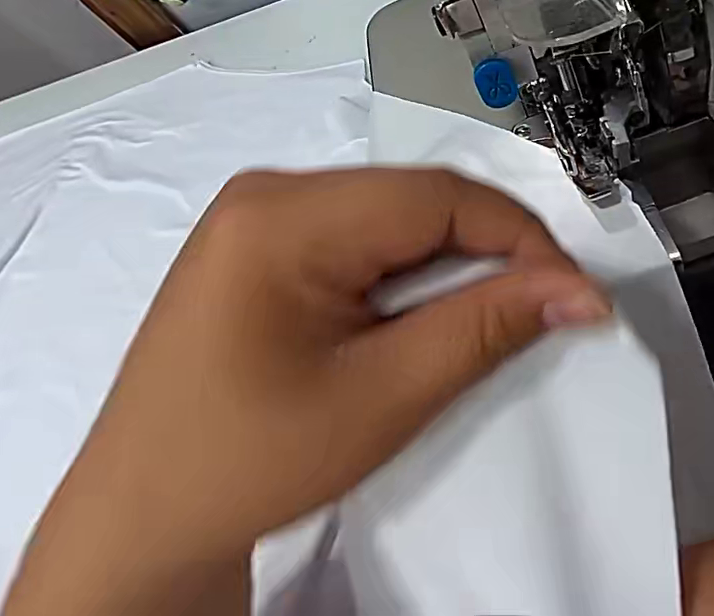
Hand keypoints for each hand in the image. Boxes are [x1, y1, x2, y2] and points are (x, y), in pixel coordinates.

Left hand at [3, 168, 611, 615]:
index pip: (434, 196)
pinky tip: (420, 305)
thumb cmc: (247, 465)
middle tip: (538, 303)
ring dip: (449, 255)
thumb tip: (575, 291)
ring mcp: (259, 211)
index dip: (517, 236)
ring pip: (392, 211)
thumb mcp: (381, 397)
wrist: (138, 521)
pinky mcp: (261, 237)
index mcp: (281, 216)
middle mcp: (268, 191)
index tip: (571, 289)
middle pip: (413, 197)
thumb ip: (485, 328)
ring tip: (487, 309)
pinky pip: (359, 229)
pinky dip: (407, 263)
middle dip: (485, 246)